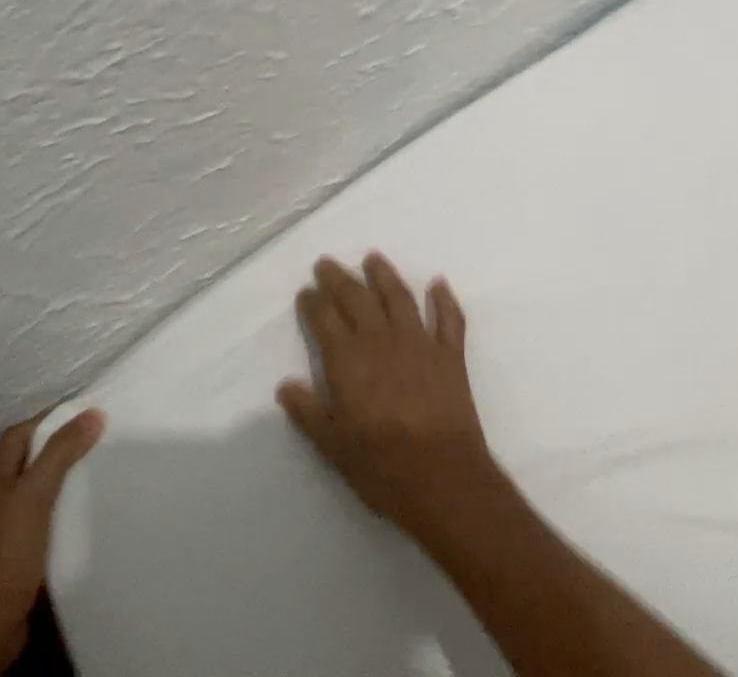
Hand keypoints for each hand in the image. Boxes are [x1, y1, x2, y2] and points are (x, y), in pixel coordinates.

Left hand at [0, 408, 105, 675]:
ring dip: (60, 480)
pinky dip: (59, 510)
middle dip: (58, 447)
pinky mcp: (11, 555)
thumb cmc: (6, 555)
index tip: (88, 414)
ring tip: (97, 474)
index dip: (50, 419)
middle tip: (99, 441)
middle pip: (26, 461)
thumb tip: (92, 413)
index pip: (20, 434)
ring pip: (33, 491)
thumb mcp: (35, 497)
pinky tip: (80, 517)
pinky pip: (38, 519)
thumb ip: (60, 455)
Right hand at [277, 253, 506, 540]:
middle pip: (357, 299)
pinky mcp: (451, 355)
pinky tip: (438, 283)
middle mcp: (382, 341)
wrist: (444, 478)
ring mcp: (420, 344)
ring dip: (385, 275)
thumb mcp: (333, 447)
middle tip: (328, 263)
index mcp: (348, 361)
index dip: (313, 302)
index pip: (324, 319)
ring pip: (400, 297)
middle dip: (340, 279)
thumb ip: (309, 413)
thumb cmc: (382, 468)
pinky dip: (444, 298)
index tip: (306, 291)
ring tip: (373, 258)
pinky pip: (449, 318)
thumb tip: (286, 386)